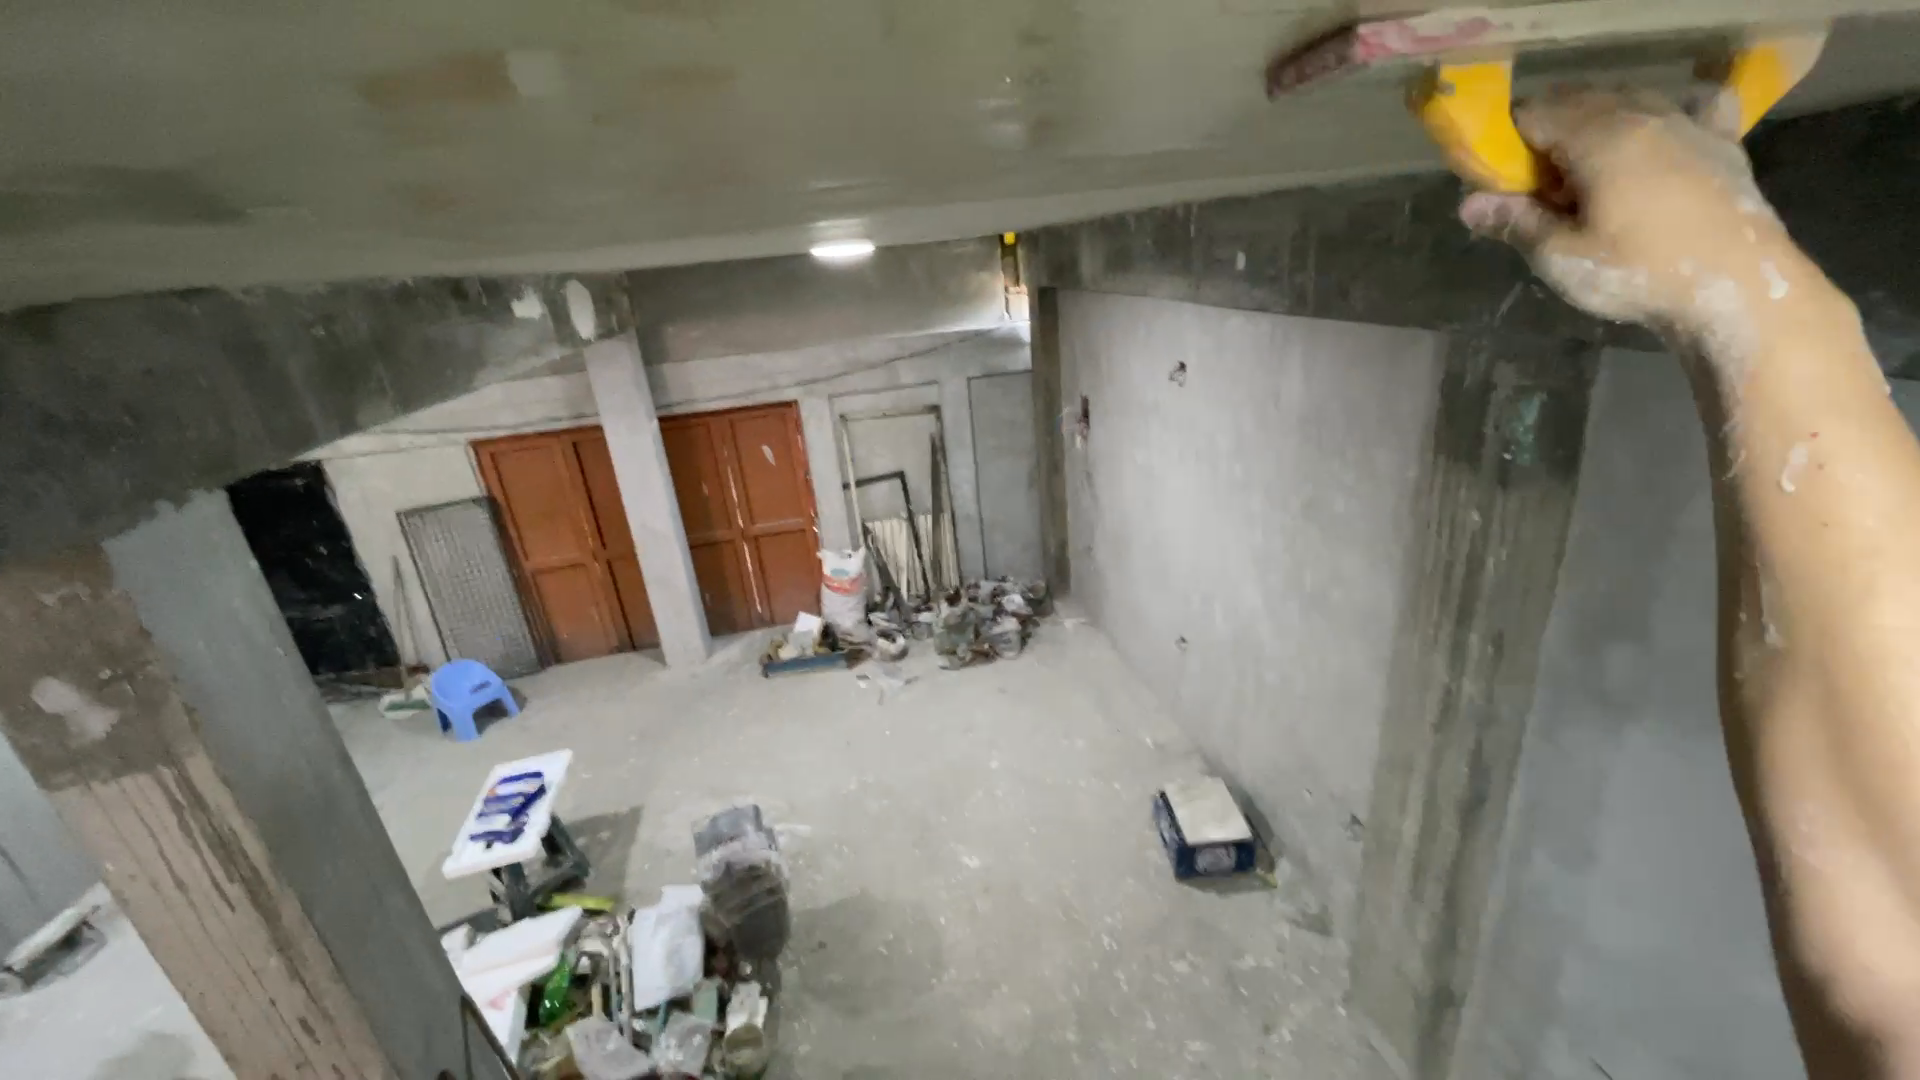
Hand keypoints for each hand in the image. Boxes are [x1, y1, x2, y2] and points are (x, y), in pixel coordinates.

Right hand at [1460, 90, 1809, 363]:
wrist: (1734, 286)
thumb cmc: (1635, 272)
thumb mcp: (1559, 256)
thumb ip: (1515, 221)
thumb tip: (1466, 203)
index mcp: (1601, 139)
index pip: (1537, 114)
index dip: (1507, 141)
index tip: (1495, 176)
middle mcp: (1646, 116)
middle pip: (1581, 101)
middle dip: (1547, 134)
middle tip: (1532, 184)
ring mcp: (1690, 123)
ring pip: (1630, 100)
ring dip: (1596, 125)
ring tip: (1581, 172)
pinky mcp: (1722, 140)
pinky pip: (1692, 104)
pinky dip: (1665, 113)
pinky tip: (1655, 138)